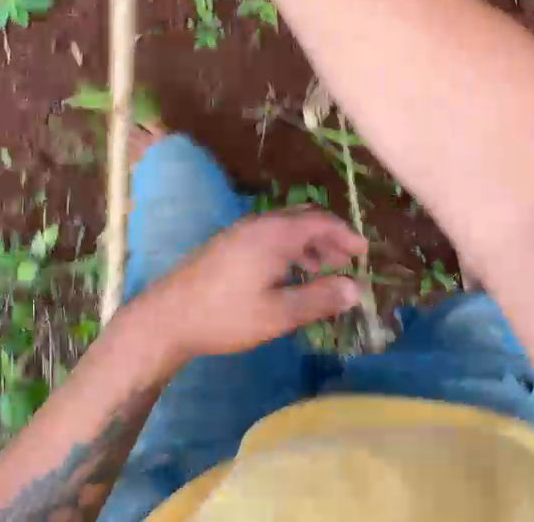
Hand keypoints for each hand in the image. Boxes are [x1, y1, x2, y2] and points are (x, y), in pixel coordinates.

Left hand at [121, 209, 366, 364]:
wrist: (168, 317)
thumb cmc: (226, 315)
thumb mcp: (278, 313)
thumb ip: (319, 298)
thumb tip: (355, 289)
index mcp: (275, 233)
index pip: (320, 220)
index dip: (345, 234)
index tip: (364, 252)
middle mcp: (260, 223)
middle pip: (303, 218)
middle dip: (329, 235)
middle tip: (349, 259)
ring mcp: (242, 231)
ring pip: (286, 227)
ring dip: (310, 243)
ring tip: (326, 269)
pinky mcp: (230, 244)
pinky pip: (271, 235)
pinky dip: (291, 248)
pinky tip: (292, 274)